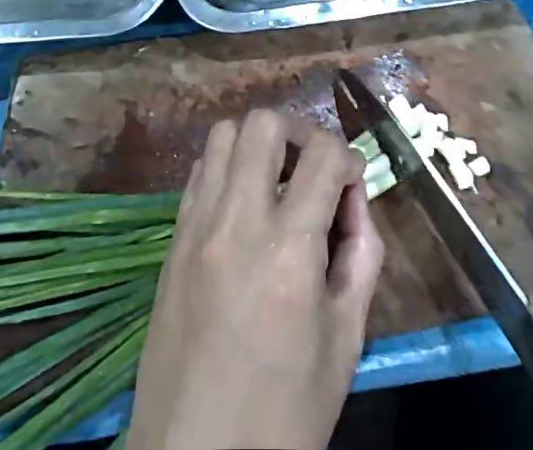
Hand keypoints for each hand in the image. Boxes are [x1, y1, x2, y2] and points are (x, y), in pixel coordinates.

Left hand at [125, 109, 384, 449]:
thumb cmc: (283, 410)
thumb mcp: (345, 340)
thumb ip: (360, 256)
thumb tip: (354, 204)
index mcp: (288, 249)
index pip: (324, 156)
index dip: (351, 159)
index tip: (354, 187)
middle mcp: (236, 220)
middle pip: (263, 124)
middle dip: (301, 133)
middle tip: (316, 170)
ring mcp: (196, 225)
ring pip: (222, 135)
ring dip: (259, 144)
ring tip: (279, 181)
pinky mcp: (171, 238)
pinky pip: (199, 172)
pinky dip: (227, 167)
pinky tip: (244, 203)